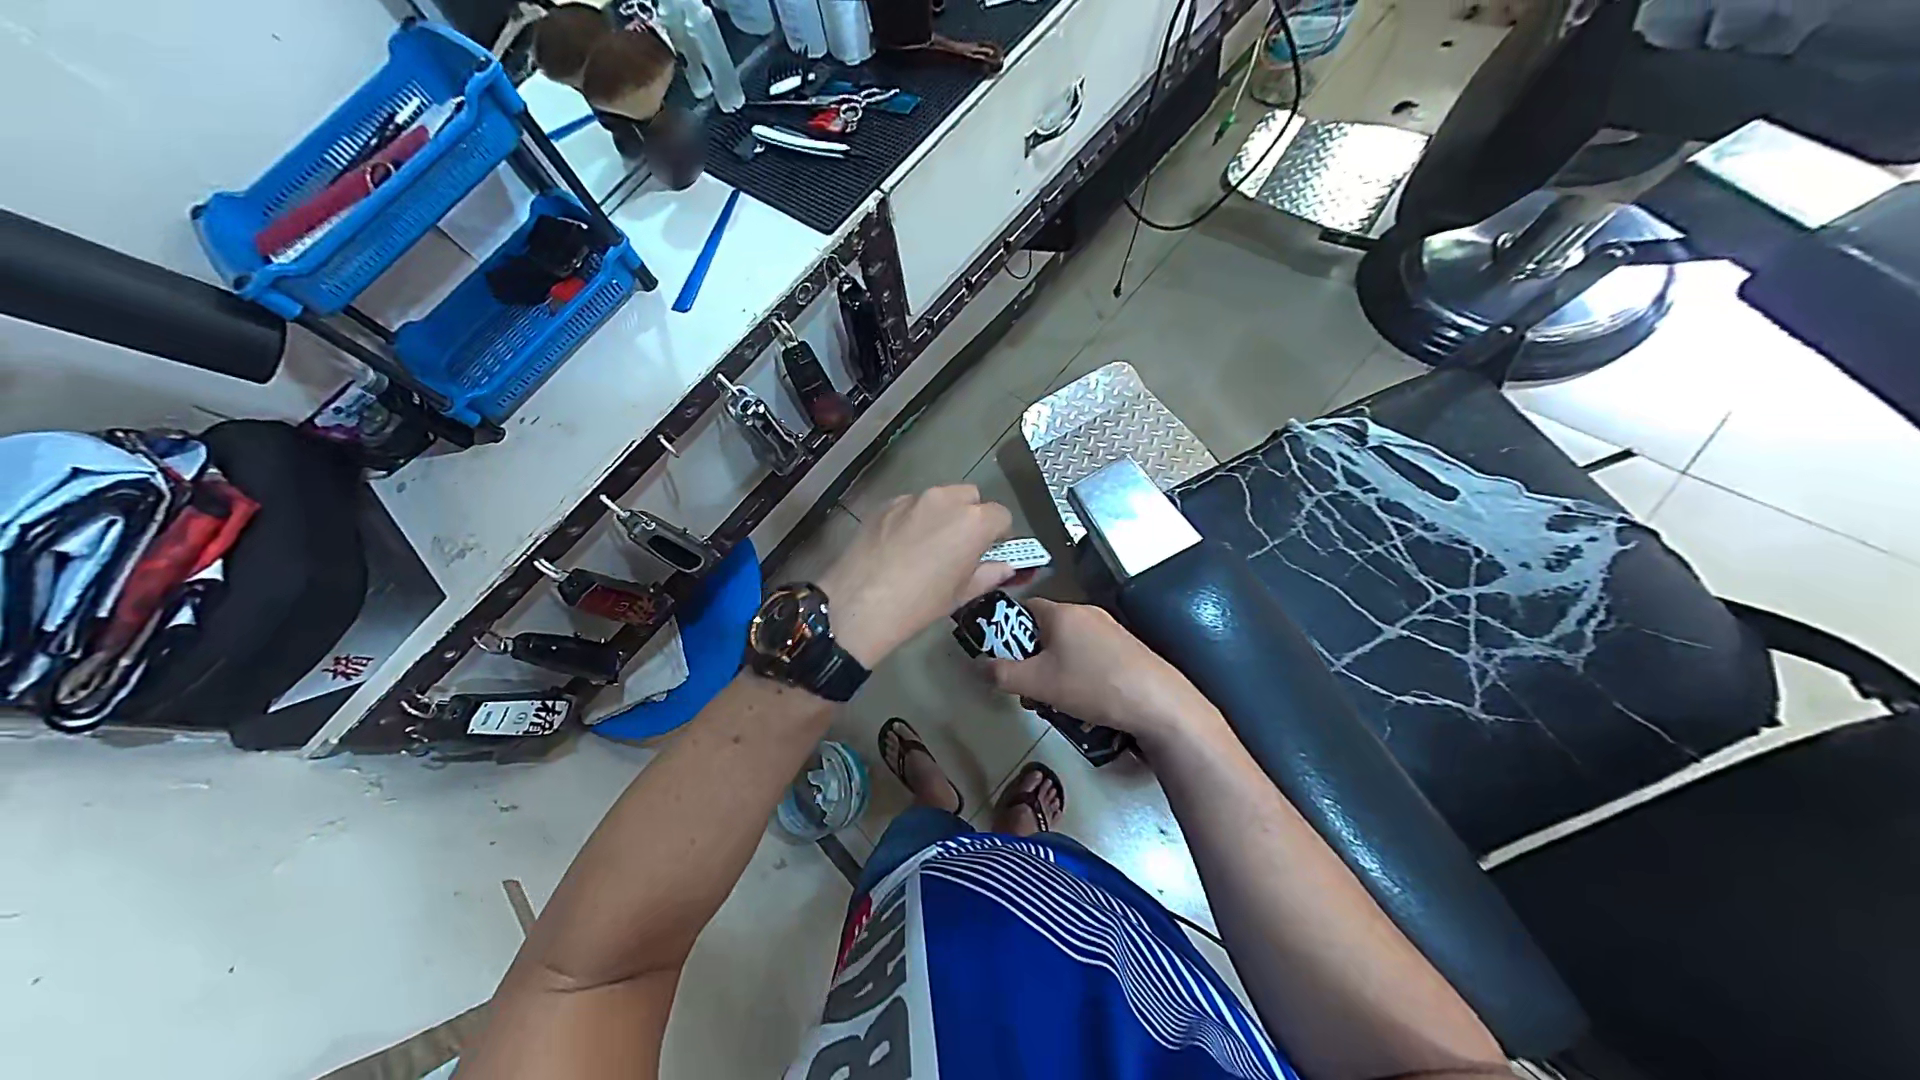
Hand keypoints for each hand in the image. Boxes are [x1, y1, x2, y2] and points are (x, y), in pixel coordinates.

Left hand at [815, 485, 1015, 666]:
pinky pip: (911, 505)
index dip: (999, 534)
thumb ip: (989, 575)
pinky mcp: (886, 503)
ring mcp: (913, 498)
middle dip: (971, 517)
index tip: (989, 552)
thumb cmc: (920, 603)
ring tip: (927, 546)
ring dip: (942, 515)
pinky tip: (900, 545)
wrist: (860, 603)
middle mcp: (946, 499)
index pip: (1001, 515)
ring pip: (939, 498)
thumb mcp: (961, 594)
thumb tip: (1004, 567)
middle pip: (971, 497)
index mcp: (974, 521)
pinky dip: (914, 518)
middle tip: (960, 547)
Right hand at [985, 599, 1222, 745]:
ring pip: (1069, 645)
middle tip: (1029, 688)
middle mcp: (1086, 612)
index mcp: (1062, 611)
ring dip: (1056, 669)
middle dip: (1033, 658)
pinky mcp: (1128, 648)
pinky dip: (1080, 672)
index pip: (1024, 608)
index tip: (1005, 658)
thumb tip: (980, 667)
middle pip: (1046, 629)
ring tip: (1057, 700)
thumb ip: (1002, 674)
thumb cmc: (1091, 684)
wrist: (1158, 703)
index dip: (1008, 631)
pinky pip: (1091, 654)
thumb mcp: (1037, 684)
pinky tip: (1086, 700)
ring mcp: (1111, 629)